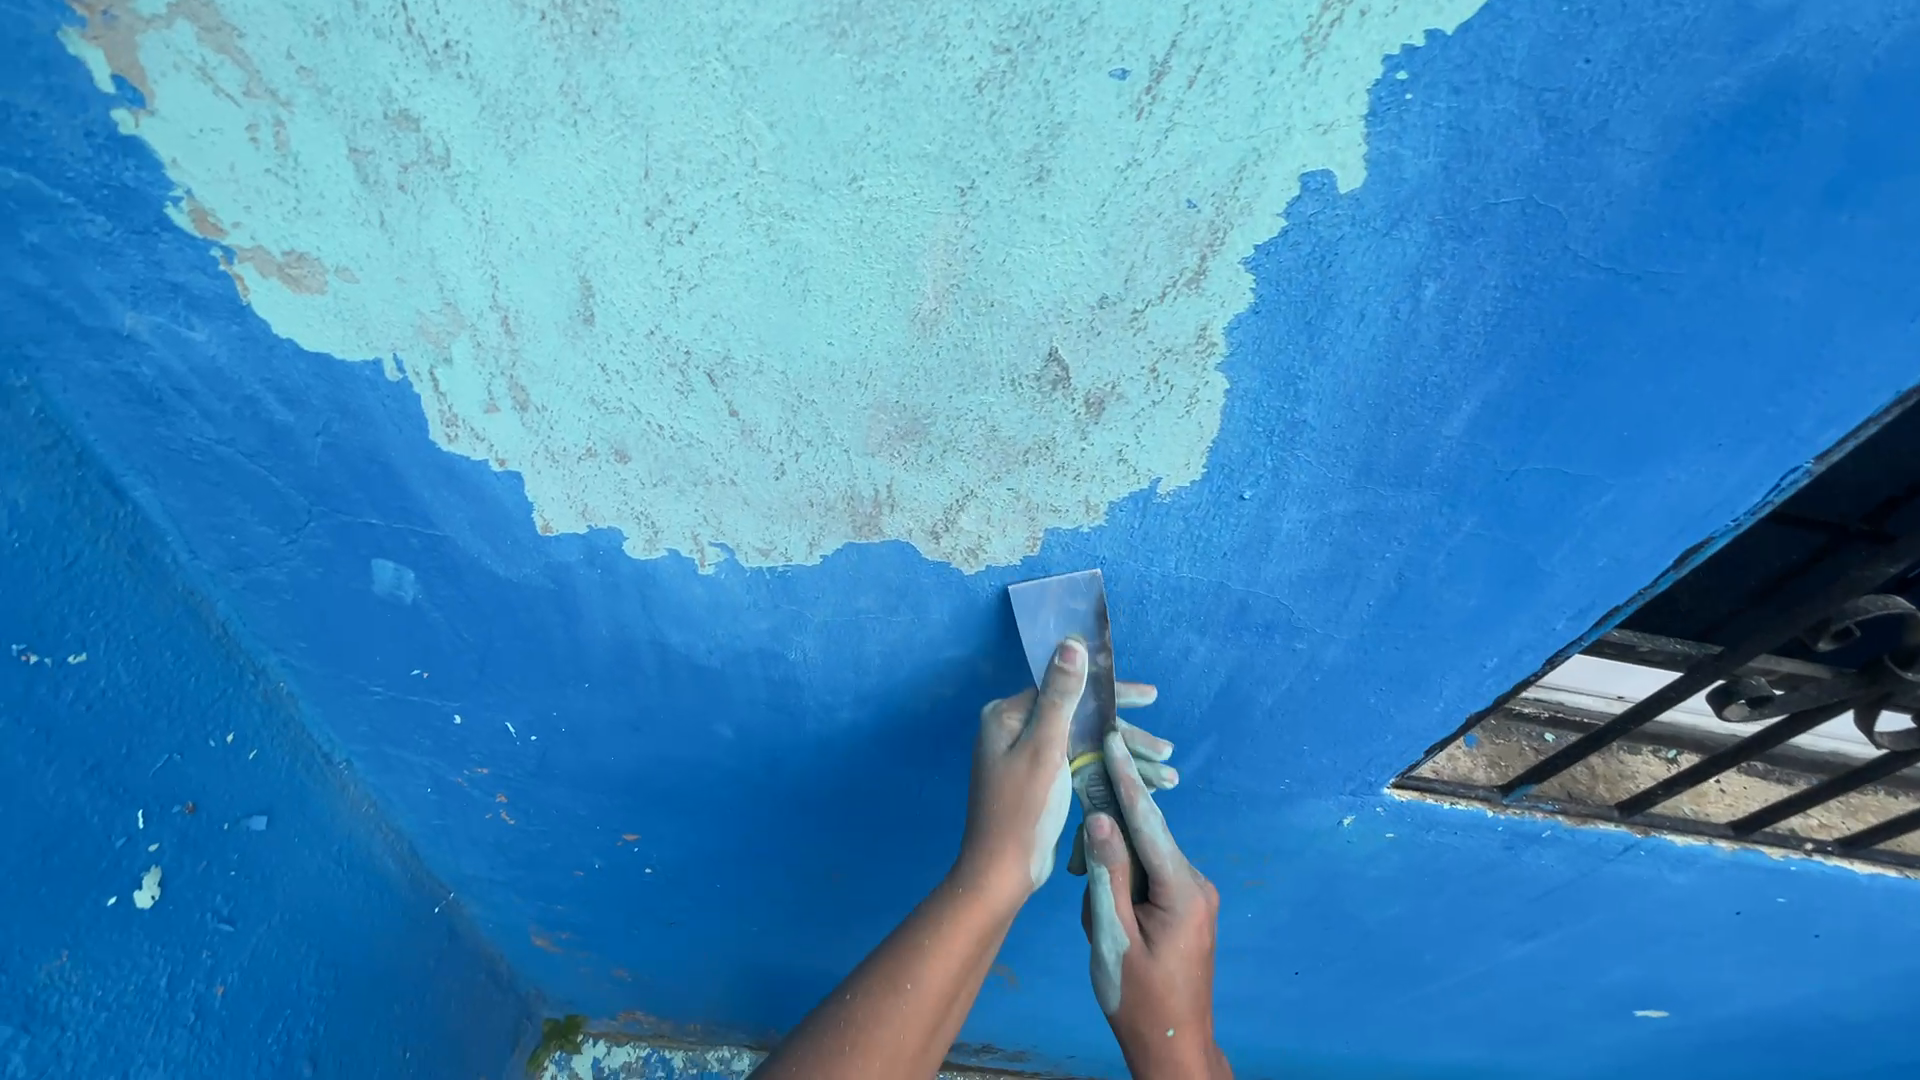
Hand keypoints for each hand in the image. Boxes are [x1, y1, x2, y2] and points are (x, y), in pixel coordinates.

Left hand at [957, 640, 1169, 903]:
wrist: (1002, 873)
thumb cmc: (1022, 808)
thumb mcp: (1045, 747)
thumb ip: (1060, 695)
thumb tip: (1072, 642)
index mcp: (1008, 713)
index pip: (1066, 687)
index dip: (1111, 693)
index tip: (1151, 697)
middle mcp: (1014, 727)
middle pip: (1079, 717)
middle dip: (1125, 734)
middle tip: (1166, 748)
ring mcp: (1027, 754)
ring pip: (1084, 743)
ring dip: (1123, 757)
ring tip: (1168, 776)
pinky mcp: (1039, 779)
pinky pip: (1079, 764)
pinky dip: (1108, 772)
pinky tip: (1143, 784)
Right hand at [1081, 730, 1229, 1079]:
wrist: (1174, 1049)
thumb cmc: (1139, 998)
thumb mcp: (1112, 936)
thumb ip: (1107, 874)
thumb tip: (1098, 816)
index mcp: (1182, 887)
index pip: (1148, 820)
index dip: (1125, 777)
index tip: (1111, 737)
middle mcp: (1196, 881)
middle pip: (1146, 835)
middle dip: (1109, 833)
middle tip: (1079, 848)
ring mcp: (1195, 893)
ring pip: (1145, 856)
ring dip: (1114, 866)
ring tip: (1096, 913)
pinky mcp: (1188, 904)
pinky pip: (1151, 873)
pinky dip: (1125, 878)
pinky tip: (1107, 907)